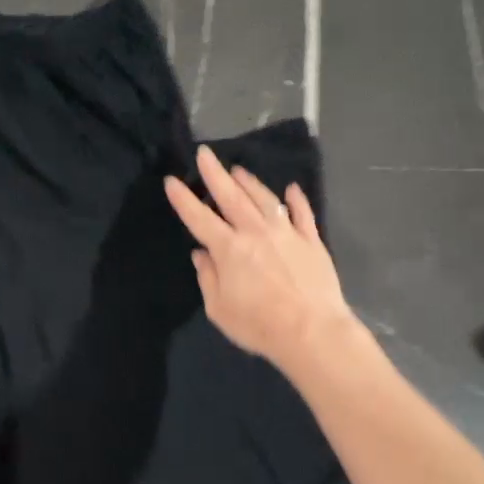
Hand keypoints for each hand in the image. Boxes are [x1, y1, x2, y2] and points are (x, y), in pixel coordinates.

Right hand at [164, 145, 357, 367]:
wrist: (310, 330)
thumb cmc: (257, 325)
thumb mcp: (219, 309)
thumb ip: (208, 278)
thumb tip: (202, 255)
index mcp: (229, 250)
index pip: (200, 218)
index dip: (184, 199)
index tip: (171, 181)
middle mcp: (256, 232)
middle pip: (232, 197)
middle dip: (215, 174)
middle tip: (205, 153)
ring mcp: (286, 233)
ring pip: (264, 199)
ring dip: (249, 182)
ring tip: (238, 170)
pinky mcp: (311, 240)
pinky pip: (302, 213)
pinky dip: (295, 199)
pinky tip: (290, 189)